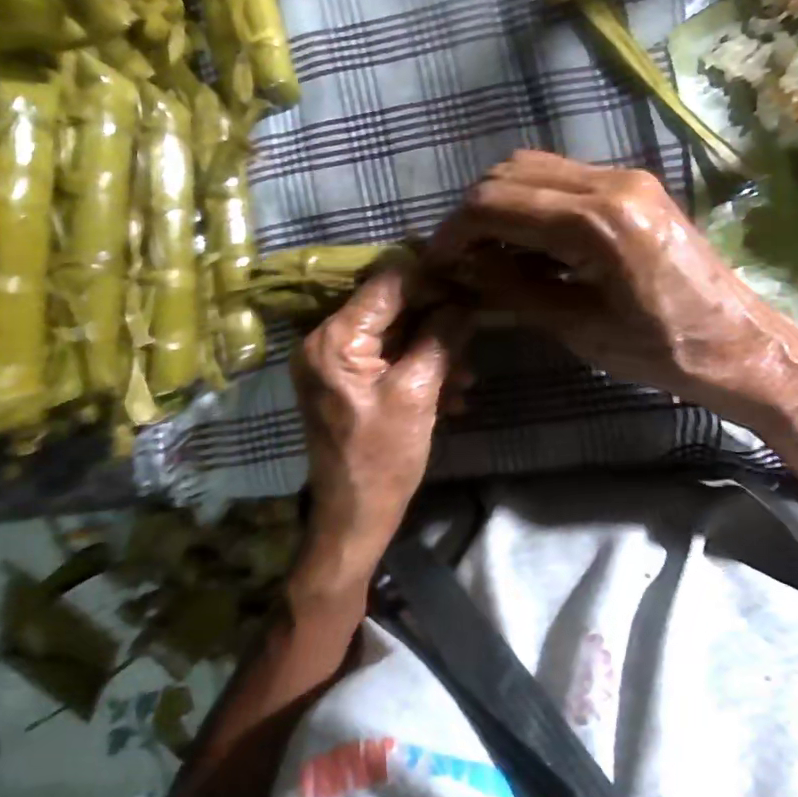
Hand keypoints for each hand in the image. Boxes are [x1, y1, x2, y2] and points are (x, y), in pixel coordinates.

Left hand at [290, 267, 468, 591]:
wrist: (353, 515)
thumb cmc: (383, 458)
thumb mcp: (417, 394)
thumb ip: (439, 338)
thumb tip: (463, 300)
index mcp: (334, 338)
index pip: (387, 283)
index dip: (432, 281)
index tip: (471, 287)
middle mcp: (324, 340)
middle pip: (389, 308)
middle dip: (435, 320)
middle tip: (474, 335)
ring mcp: (332, 362)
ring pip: (392, 335)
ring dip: (432, 351)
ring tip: (465, 379)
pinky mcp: (344, 382)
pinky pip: (384, 360)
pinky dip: (416, 369)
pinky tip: (450, 394)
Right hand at [429, 150, 797, 422]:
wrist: (741, 345)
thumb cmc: (661, 351)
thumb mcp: (576, 326)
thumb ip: (511, 288)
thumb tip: (458, 269)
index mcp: (597, 222)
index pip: (496, 203)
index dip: (454, 232)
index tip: (435, 263)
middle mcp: (611, 183)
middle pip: (508, 173)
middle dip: (471, 215)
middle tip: (457, 259)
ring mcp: (626, 178)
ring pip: (531, 168)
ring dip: (498, 205)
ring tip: (486, 253)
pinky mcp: (632, 187)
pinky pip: (560, 179)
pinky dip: (528, 204)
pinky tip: (524, 244)